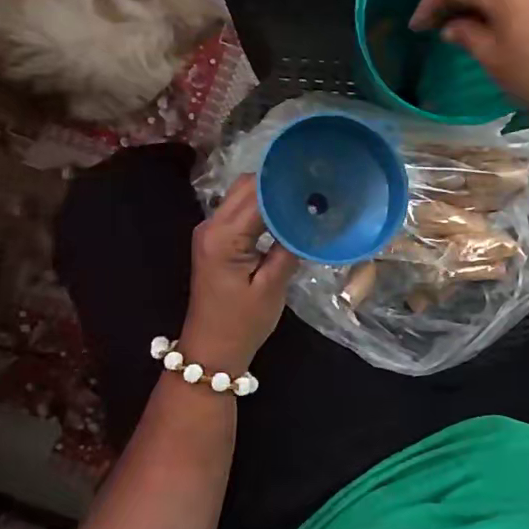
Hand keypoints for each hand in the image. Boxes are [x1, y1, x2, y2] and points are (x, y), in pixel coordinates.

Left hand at [179, 176, 297, 377]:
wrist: (212, 350)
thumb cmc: (242, 324)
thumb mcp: (272, 288)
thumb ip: (289, 248)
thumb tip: (309, 218)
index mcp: (224, 237)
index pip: (258, 195)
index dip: (287, 185)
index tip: (318, 178)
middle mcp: (211, 225)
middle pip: (246, 186)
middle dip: (279, 182)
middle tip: (315, 184)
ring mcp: (210, 231)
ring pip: (241, 194)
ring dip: (270, 193)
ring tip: (304, 196)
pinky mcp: (215, 239)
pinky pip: (239, 210)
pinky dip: (261, 206)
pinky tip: (285, 213)